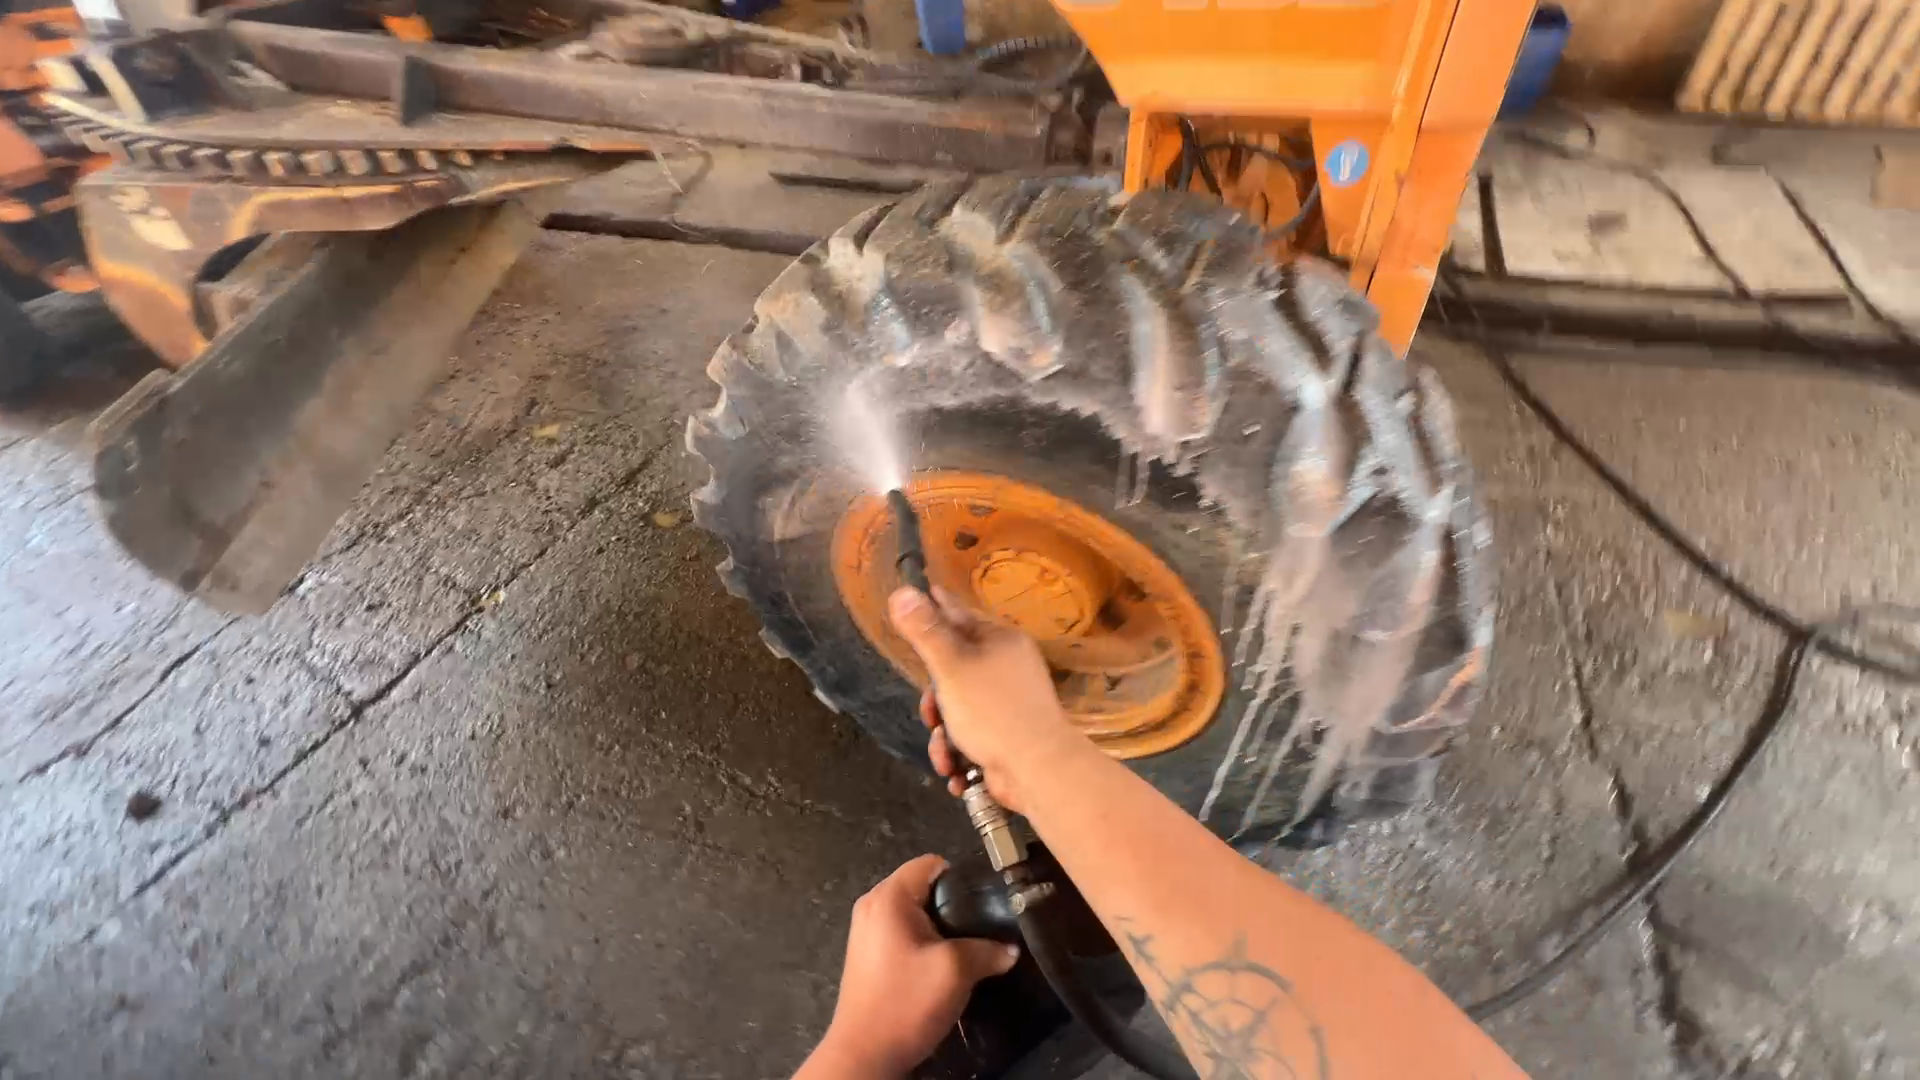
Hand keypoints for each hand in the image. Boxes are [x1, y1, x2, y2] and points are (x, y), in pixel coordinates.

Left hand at [806, 854, 1019, 1078]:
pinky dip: (921, 941)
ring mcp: (865, 929)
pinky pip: (901, 931)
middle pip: (922, 886)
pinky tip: (938, 966)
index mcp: (888, 896)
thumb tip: (1011, 950)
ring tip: (964, 949)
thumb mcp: (955, 972)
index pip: (931, 863)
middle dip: (951, 906)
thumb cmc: (905, 1002)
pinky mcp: (866, 954)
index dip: (961, 879)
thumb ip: (987, 951)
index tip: (983, 905)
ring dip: (938, 928)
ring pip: (913, 911)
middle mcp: (872, 904)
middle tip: (979, 929)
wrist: (863, 1058)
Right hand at [888, 587, 1091, 814]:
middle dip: (934, 702)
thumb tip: (901, 591)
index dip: (936, 609)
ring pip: (957, 709)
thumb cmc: (993, 710)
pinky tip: (957, 773)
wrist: (1038, 770)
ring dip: (944, 738)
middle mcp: (1006, 668)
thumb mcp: (951, 666)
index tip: (924, 593)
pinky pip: (970, 736)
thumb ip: (924, 631)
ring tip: (946, 758)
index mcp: (999, 642)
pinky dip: (959, 755)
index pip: (959, 616)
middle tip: (931, 717)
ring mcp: (1008, 704)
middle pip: (952, 671)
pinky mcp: (1006, 736)